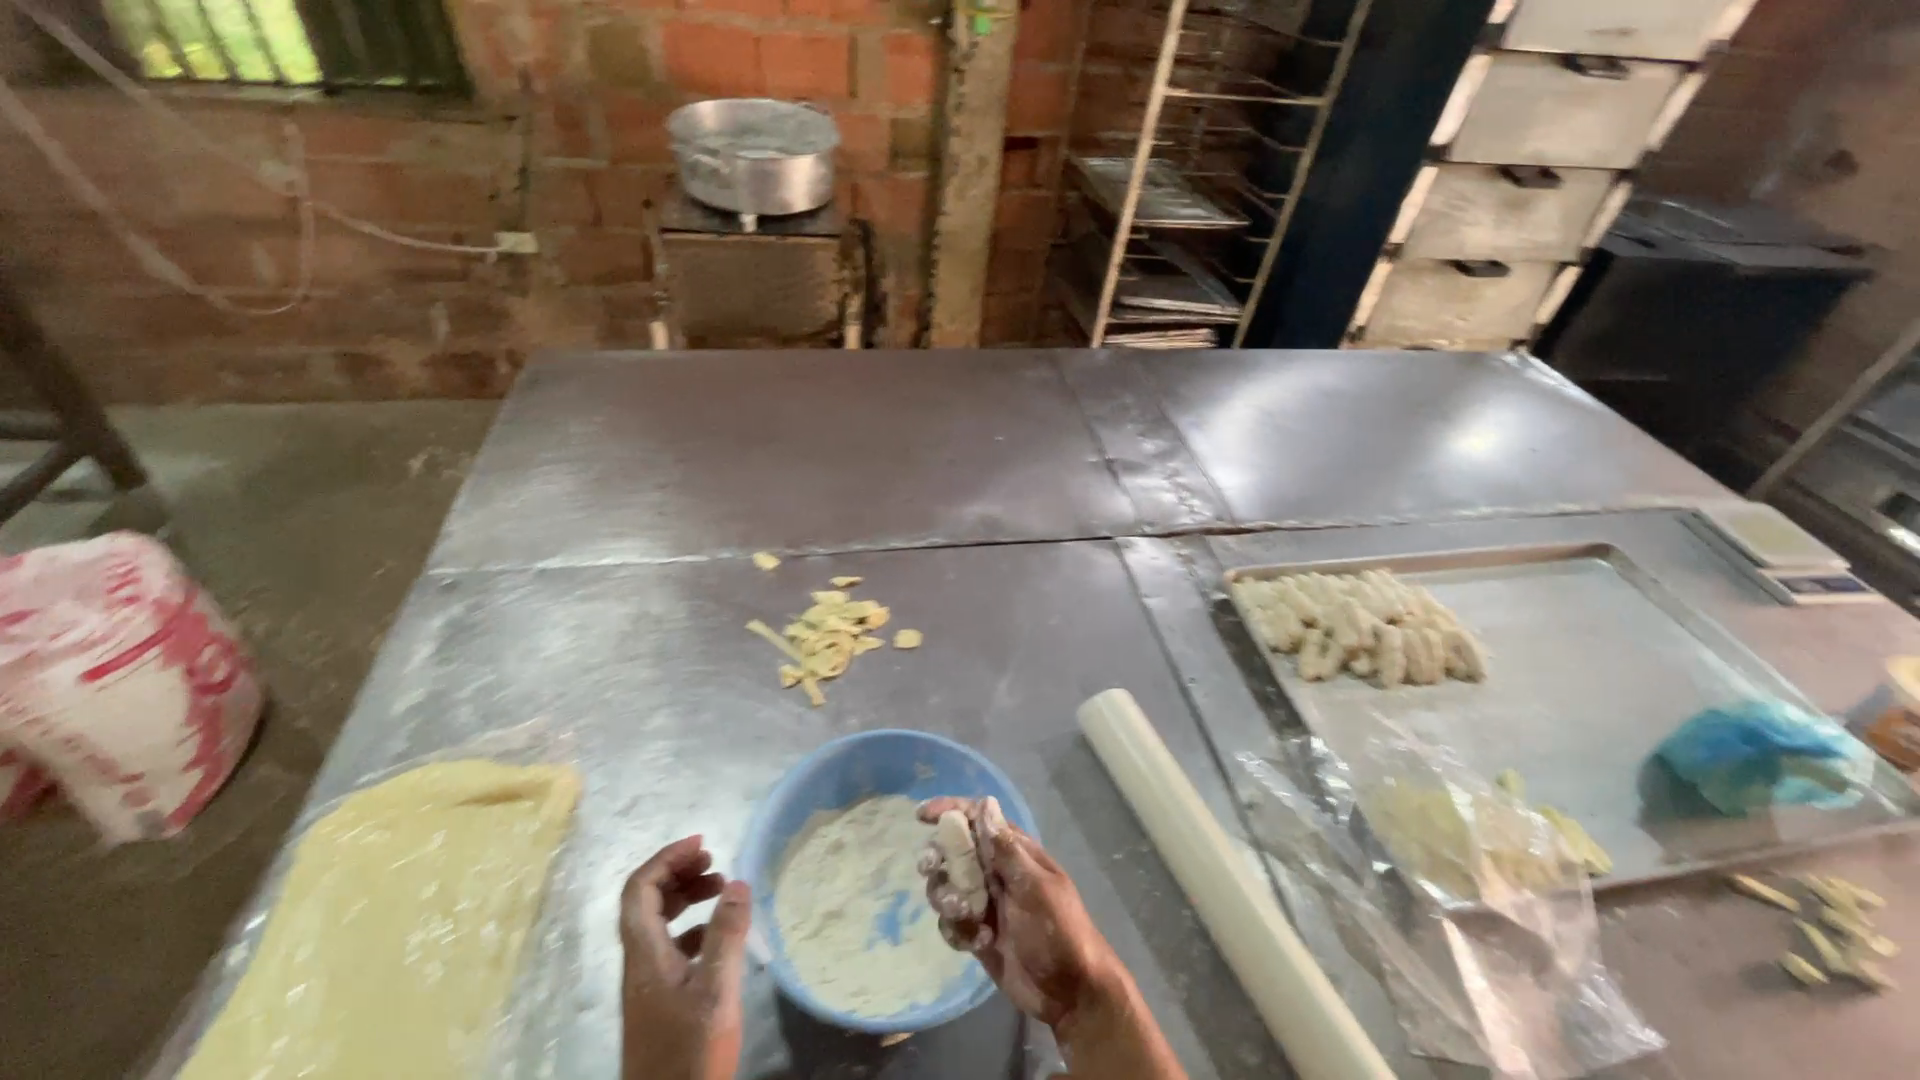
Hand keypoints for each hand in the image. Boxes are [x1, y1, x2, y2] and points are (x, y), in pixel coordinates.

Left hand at [619, 836, 750, 1079]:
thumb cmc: (691, 1055)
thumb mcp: (716, 992)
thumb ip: (727, 935)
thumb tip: (737, 882)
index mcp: (645, 954)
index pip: (641, 889)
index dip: (667, 859)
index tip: (703, 844)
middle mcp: (639, 963)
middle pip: (646, 902)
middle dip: (677, 873)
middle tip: (715, 862)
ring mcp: (647, 984)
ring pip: (658, 924)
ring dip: (685, 899)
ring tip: (722, 890)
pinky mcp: (660, 1002)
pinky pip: (671, 948)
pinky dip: (694, 928)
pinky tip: (720, 936)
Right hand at [916, 798, 1122, 1027]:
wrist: (1069, 993)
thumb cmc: (1058, 931)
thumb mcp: (1035, 888)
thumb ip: (1007, 849)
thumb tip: (986, 803)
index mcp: (1014, 853)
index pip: (978, 819)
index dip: (950, 811)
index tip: (922, 816)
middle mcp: (996, 873)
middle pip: (953, 852)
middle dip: (937, 858)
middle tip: (930, 870)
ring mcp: (985, 903)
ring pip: (947, 887)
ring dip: (947, 898)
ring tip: (965, 915)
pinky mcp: (977, 932)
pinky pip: (951, 923)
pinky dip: (957, 930)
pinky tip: (979, 942)